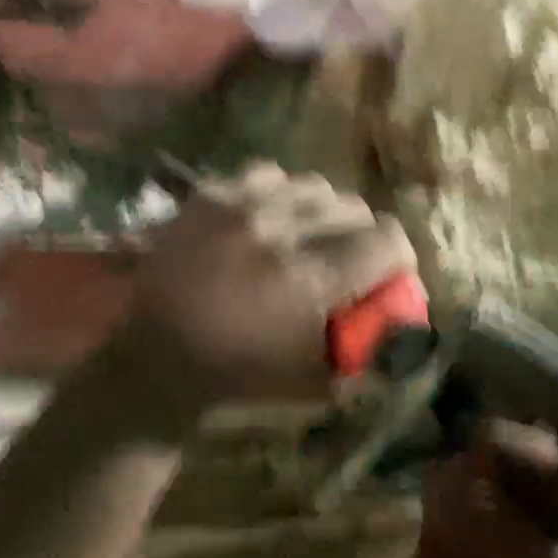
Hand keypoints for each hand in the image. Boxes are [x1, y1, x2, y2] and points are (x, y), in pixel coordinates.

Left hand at [112, 162, 417, 410]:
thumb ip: (364, 352)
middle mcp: (277, 232)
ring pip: (313, 186)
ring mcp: (238, 207)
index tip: (388, 271)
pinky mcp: (208, 195)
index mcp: (307, 282)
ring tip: (307, 233)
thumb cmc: (234, 377)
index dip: (398, 257)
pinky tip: (268, 218)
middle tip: (346, 256)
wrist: (152, 354)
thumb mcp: (312, 382)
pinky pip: (267, 175)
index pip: (387, 240)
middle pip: (352, 208)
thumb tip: (405, 324)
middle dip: (360, 234)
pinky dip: (277, 195)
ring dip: (321, 211)